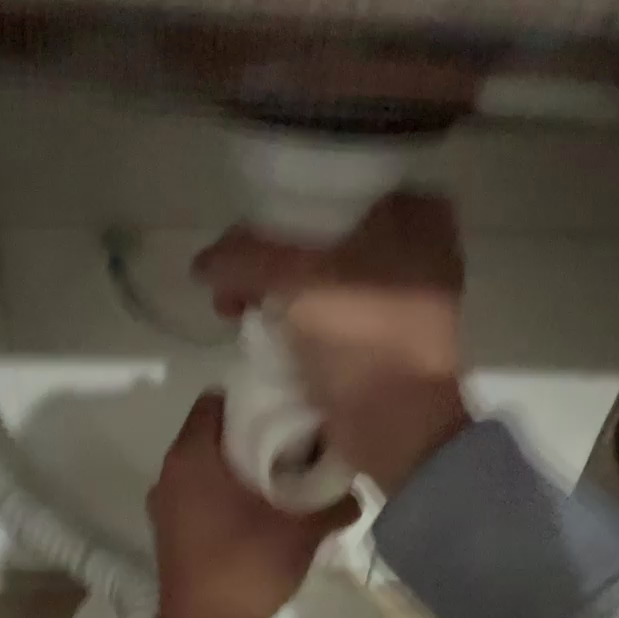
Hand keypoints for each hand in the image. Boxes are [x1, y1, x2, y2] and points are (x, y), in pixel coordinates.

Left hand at [148, 393, 360, 617]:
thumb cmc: (245, 567)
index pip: (216, 402)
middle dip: (253, 436)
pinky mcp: (172, 532)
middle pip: (213, 435)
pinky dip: (228, 495)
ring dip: (242, 470)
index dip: (253, 399)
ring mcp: (167, 505)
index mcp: (191, 458)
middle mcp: (170, 473)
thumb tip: (358, 494)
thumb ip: (332, 505)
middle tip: (298, 443)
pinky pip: (201, 496)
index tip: (288, 409)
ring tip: (287, 477)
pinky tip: (265, 511)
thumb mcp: (300, 532)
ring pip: (208, 468)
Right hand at [192, 191, 472, 495]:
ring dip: (274, 291)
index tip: (242, 234)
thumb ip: (244, 257)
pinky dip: (296, 318)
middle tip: (230, 279)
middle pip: (322, 234)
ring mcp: (402, 295)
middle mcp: (416, 245)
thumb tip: (201, 263)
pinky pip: (329, 312)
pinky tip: (260, 330)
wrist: (399, 428)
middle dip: (268, 256)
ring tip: (232, 310)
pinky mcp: (384, 338)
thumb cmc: (361, 336)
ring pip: (322, 275)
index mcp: (413, 212)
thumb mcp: (297, 281)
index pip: (333, 187)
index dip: (280, 207)